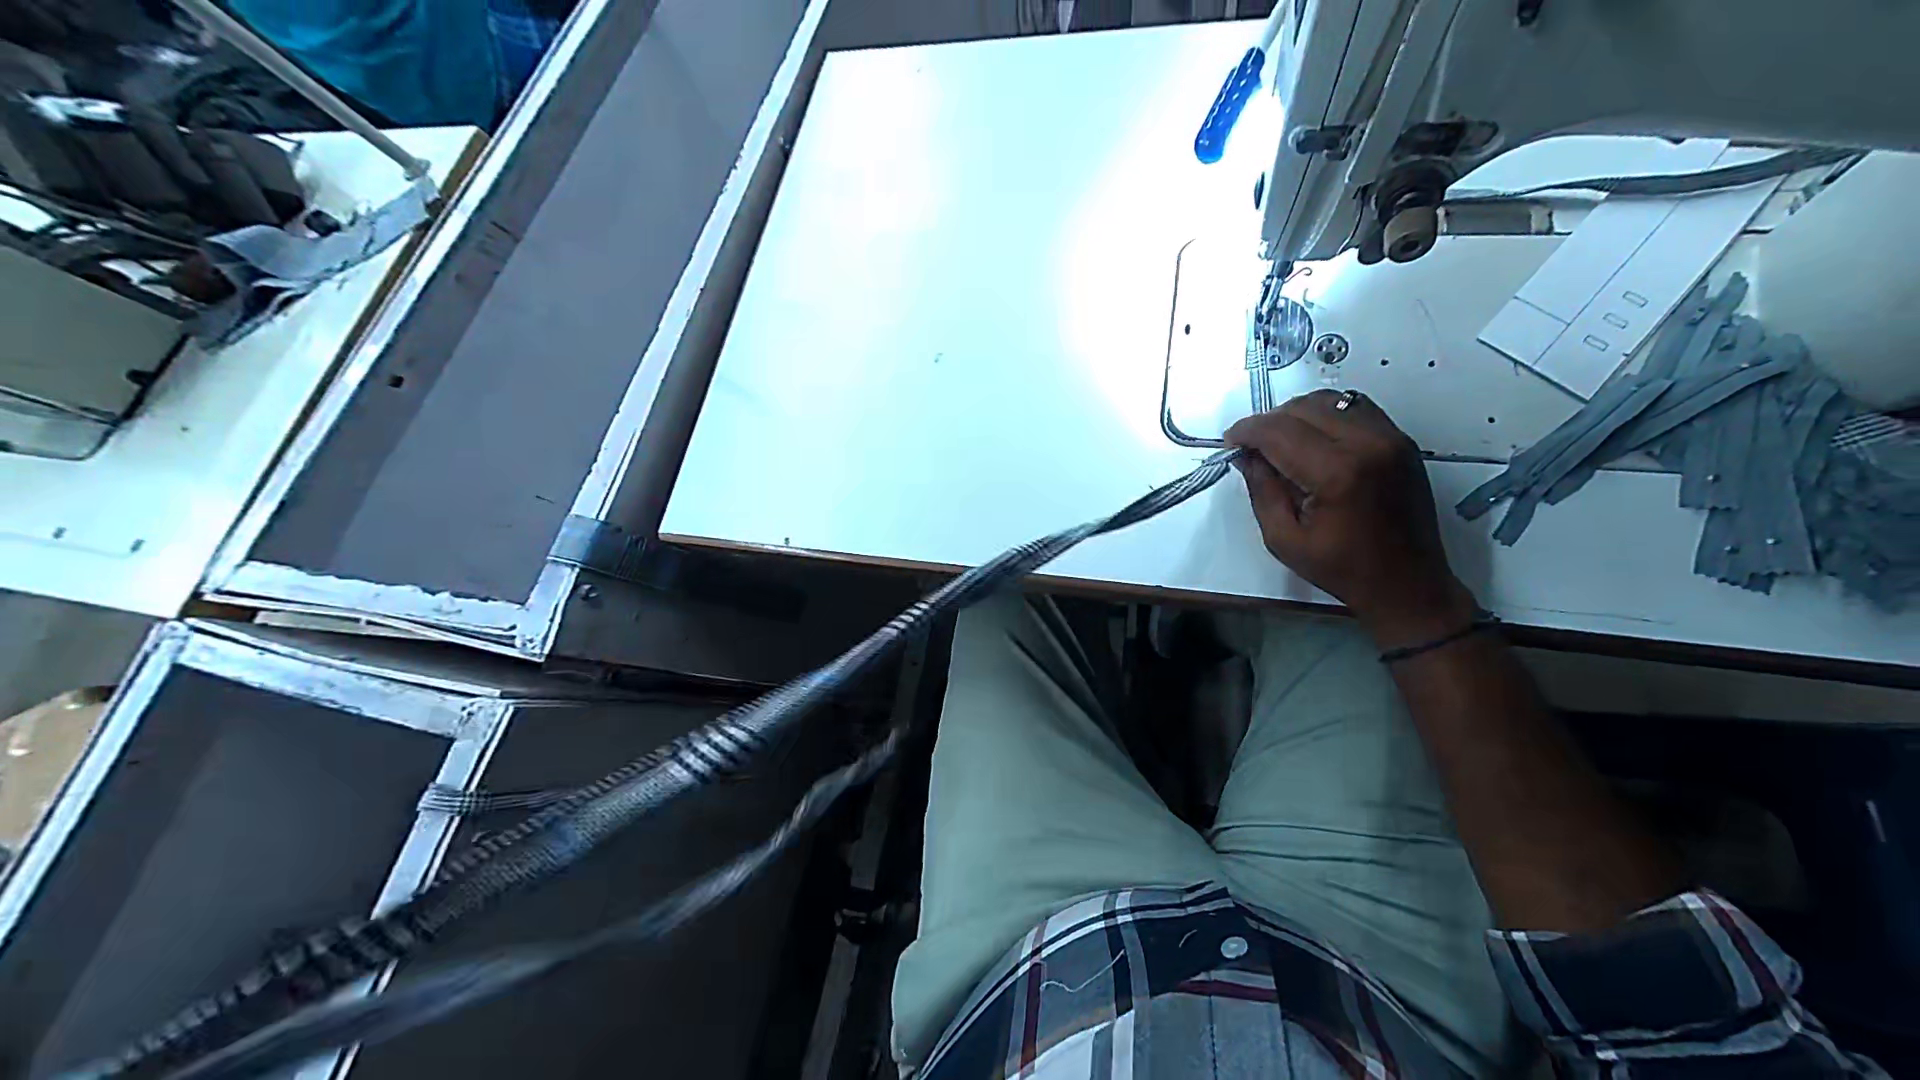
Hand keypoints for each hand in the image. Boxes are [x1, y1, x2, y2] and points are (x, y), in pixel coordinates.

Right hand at [1225, 390, 1475, 647]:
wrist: (1407, 583)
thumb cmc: (1343, 569)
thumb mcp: (1284, 539)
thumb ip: (1262, 490)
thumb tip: (1247, 456)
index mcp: (1337, 473)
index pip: (1279, 431)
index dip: (1247, 432)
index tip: (1230, 443)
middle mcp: (1368, 445)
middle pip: (1303, 409)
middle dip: (1268, 422)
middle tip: (1252, 447)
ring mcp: (1391, 439)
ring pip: (1330, 400)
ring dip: (1297, 415)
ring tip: (1281, 442)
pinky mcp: (1401, 441)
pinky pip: (1356, 408)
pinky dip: (1327, 415)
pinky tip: (1313, 440)